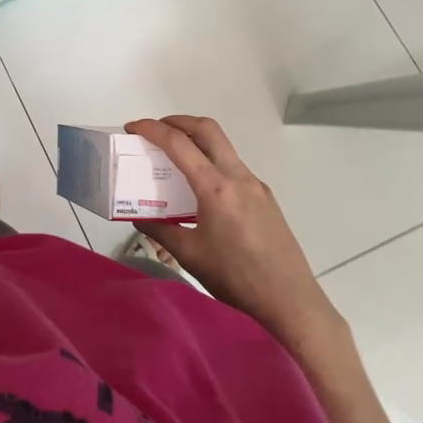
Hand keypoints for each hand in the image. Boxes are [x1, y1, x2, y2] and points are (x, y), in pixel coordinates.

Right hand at [130, 115, 345, 353]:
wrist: (290, 301)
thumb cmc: (236, 278)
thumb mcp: (189, 255)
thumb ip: (160, 230)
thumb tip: (139, 217)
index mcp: (216, 187)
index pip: (179, 143)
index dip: (152, 129)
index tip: (132, 128)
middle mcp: (238, 177)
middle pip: (207, 129)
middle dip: (177, 121)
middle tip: (155, 131)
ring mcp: (256, 185)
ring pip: (223, 146)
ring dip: (196, 140)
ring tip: (174, 158)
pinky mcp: (266, 198)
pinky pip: (233, 167)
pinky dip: (211, 162)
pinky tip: (201, 189)